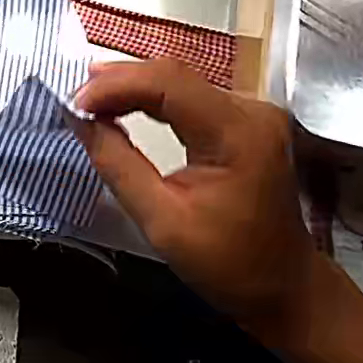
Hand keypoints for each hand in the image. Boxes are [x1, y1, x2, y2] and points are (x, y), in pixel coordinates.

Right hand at [72, 60, 330, 345]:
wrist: (286, 287)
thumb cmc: (229, 265)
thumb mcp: (162, 223)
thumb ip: (118, 165)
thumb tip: (82, 121)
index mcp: (237, 134)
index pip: (168, 84)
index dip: (116, 85)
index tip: (77, 104)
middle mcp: (251, 110)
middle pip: (174, 75)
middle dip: (119, 81)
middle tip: (77, 99)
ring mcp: (252, 111)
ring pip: (180, 80)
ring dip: (133, 86)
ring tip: (91, 99)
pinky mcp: (246, 119)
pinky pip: (191, 95)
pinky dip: (153, 97)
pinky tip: (125, 103)